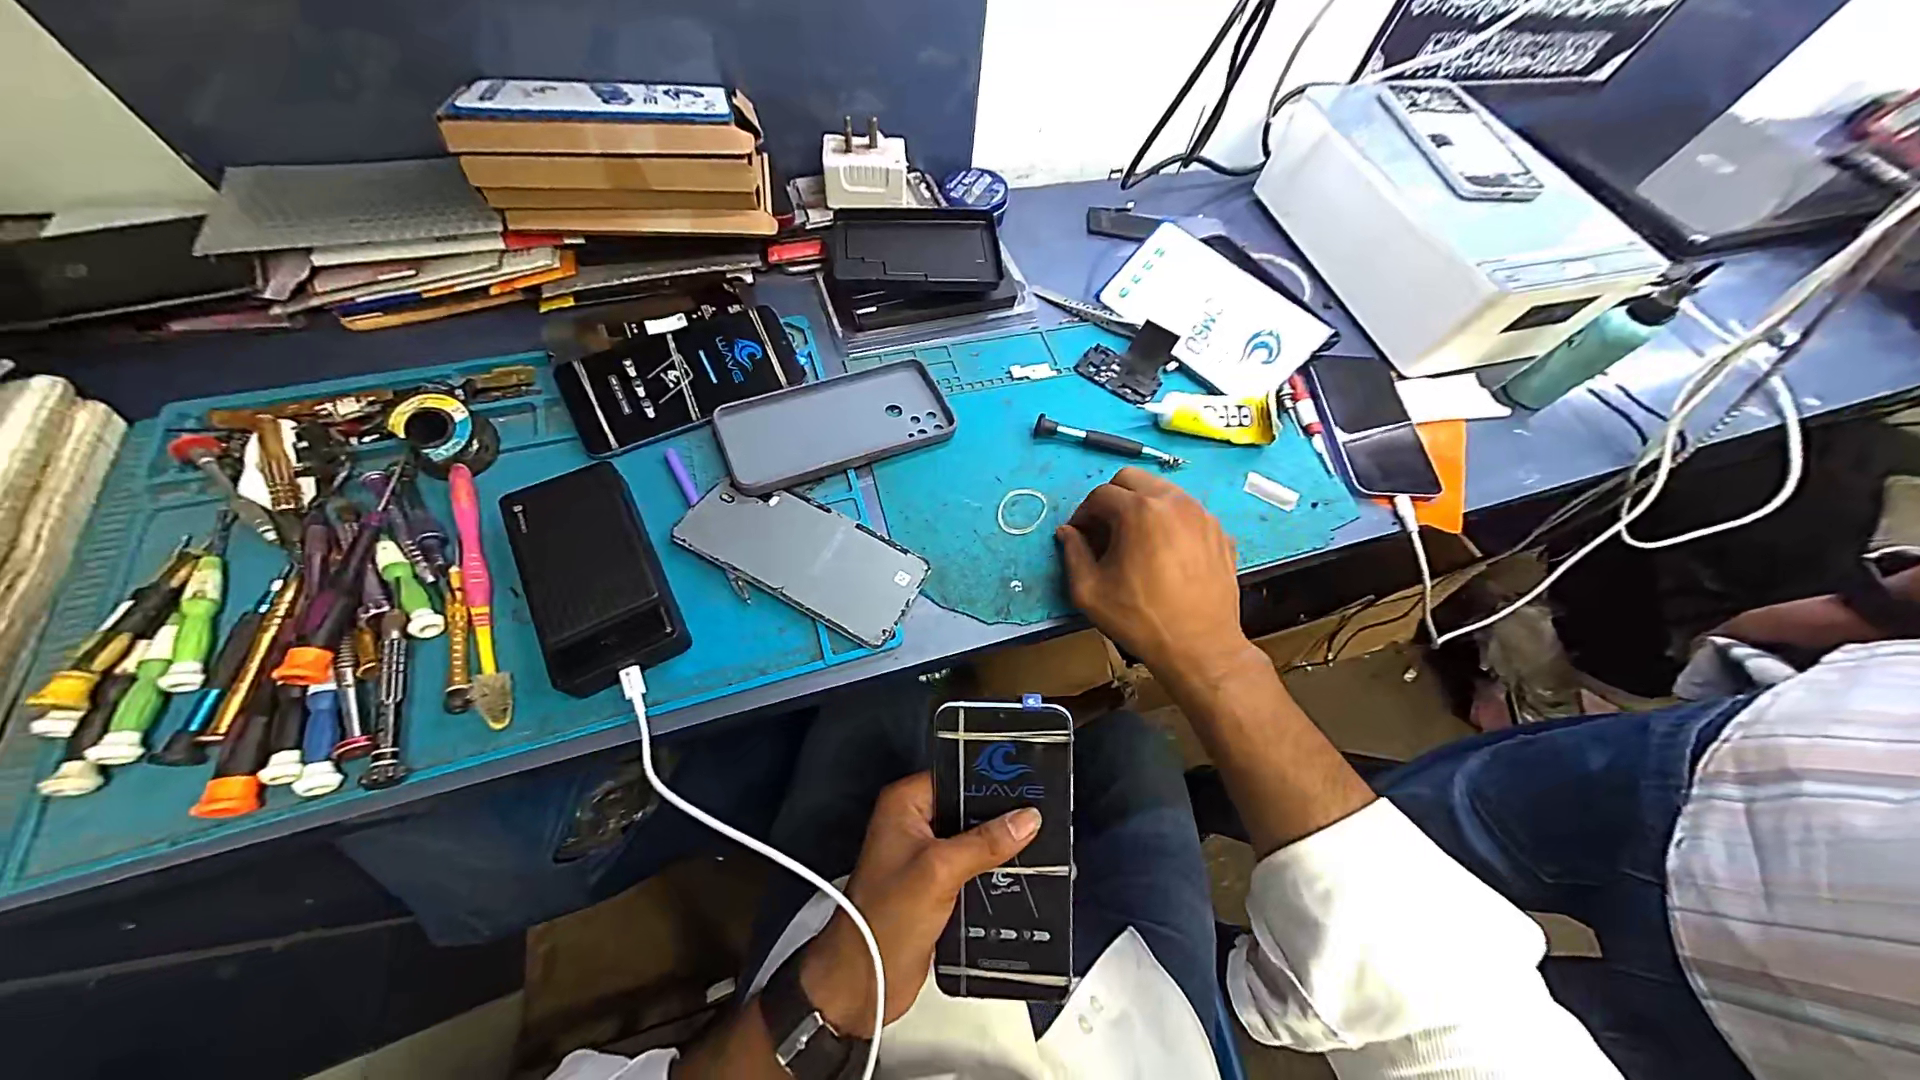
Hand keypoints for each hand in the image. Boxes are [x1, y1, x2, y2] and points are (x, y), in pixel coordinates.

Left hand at [798, 773, 1040, 1035]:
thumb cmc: (881, 920)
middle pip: (967, 805)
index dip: (988, 777)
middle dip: (999, 812)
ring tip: (1037, 840)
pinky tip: (1019, 870)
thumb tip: (1024, 818)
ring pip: (973, 836)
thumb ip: (984, 843)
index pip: (955, 774)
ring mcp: (925, 853)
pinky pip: (973, 864)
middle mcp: (914, 822)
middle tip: (1037, 813)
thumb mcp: (939, 871)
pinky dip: (992, 867)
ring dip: (998, 843)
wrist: (864, 982)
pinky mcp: (937, 882)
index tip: (1025, 780)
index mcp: (904, 803)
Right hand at [1056, 467, 1251, 675]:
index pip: (1100, 494)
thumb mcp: (1089, 591)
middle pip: (1132, 479)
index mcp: (1139, 511)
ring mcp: (1201, 514)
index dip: (1083, 514)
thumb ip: (1072, 553)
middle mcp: (1173, 502)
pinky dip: (1168, 520)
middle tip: (1104, 530)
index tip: (1079, 536)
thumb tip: (1068, 532)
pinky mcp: (1219, 531)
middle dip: (1111, 498)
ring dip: (1141, 505)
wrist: (1199, 647)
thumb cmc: (1139, 619)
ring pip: (1162, 491)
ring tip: (1134, 540)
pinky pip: (1186, 512)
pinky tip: (1163, 552)